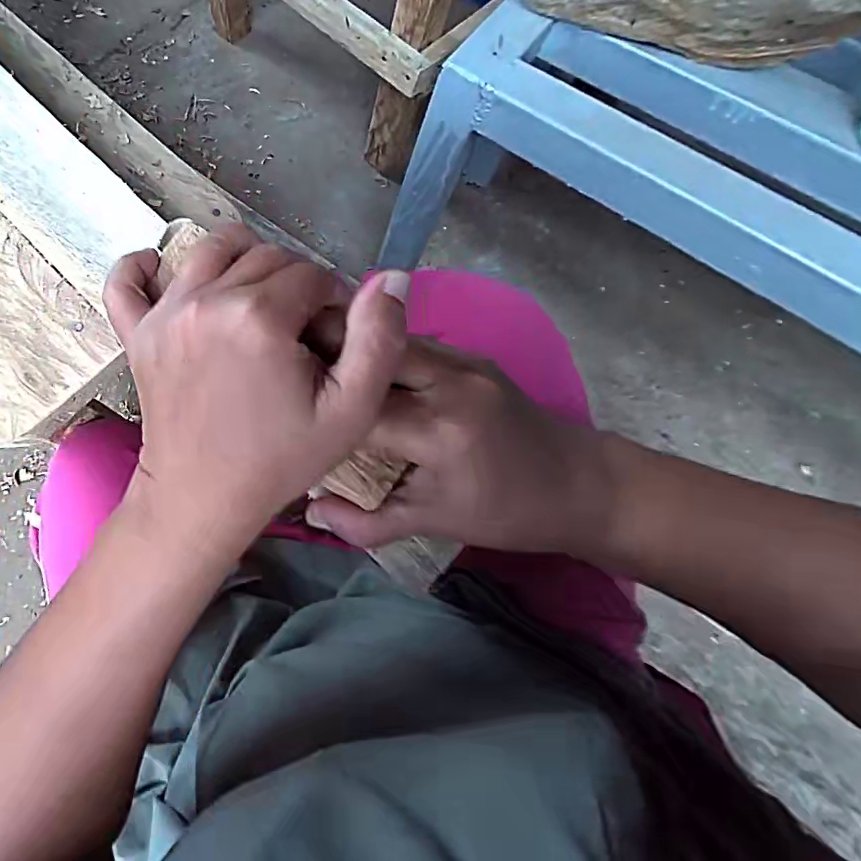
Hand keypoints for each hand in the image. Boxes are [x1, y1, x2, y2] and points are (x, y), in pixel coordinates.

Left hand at [102, 225, 408, 552]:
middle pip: (269, 256)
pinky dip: (146, 267)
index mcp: (259, 318)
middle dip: (297, 284)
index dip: (335, 301)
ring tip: (263, 307)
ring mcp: (164, 313)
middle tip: (304, 331)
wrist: (202, 500)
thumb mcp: (351, 410)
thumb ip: (378, 339)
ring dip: (247, 265)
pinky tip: (169, 275)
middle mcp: (207, 301)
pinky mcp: (137, 331)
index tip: (334, 338)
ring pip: (215, 249)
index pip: (313, 274)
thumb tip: (390, 277)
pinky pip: (127, 278)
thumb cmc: (281, 458)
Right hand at [303, 339, 617, 554]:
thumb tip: (309, 510)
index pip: (358, 406)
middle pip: (375, 350)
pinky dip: (388, 352)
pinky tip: (368, 367)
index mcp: (438, 432)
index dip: (318, 402)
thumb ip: (367, 522)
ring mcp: (468, 363)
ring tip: (323, 362)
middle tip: (292, 366)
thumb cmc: (506, 513)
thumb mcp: (436, 522)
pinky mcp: (476, 357)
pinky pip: (420, 345)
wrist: (575, 482)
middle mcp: (452, 384)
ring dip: (360, 346)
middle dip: (331, 352)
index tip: (285, 403)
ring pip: (397, 339)